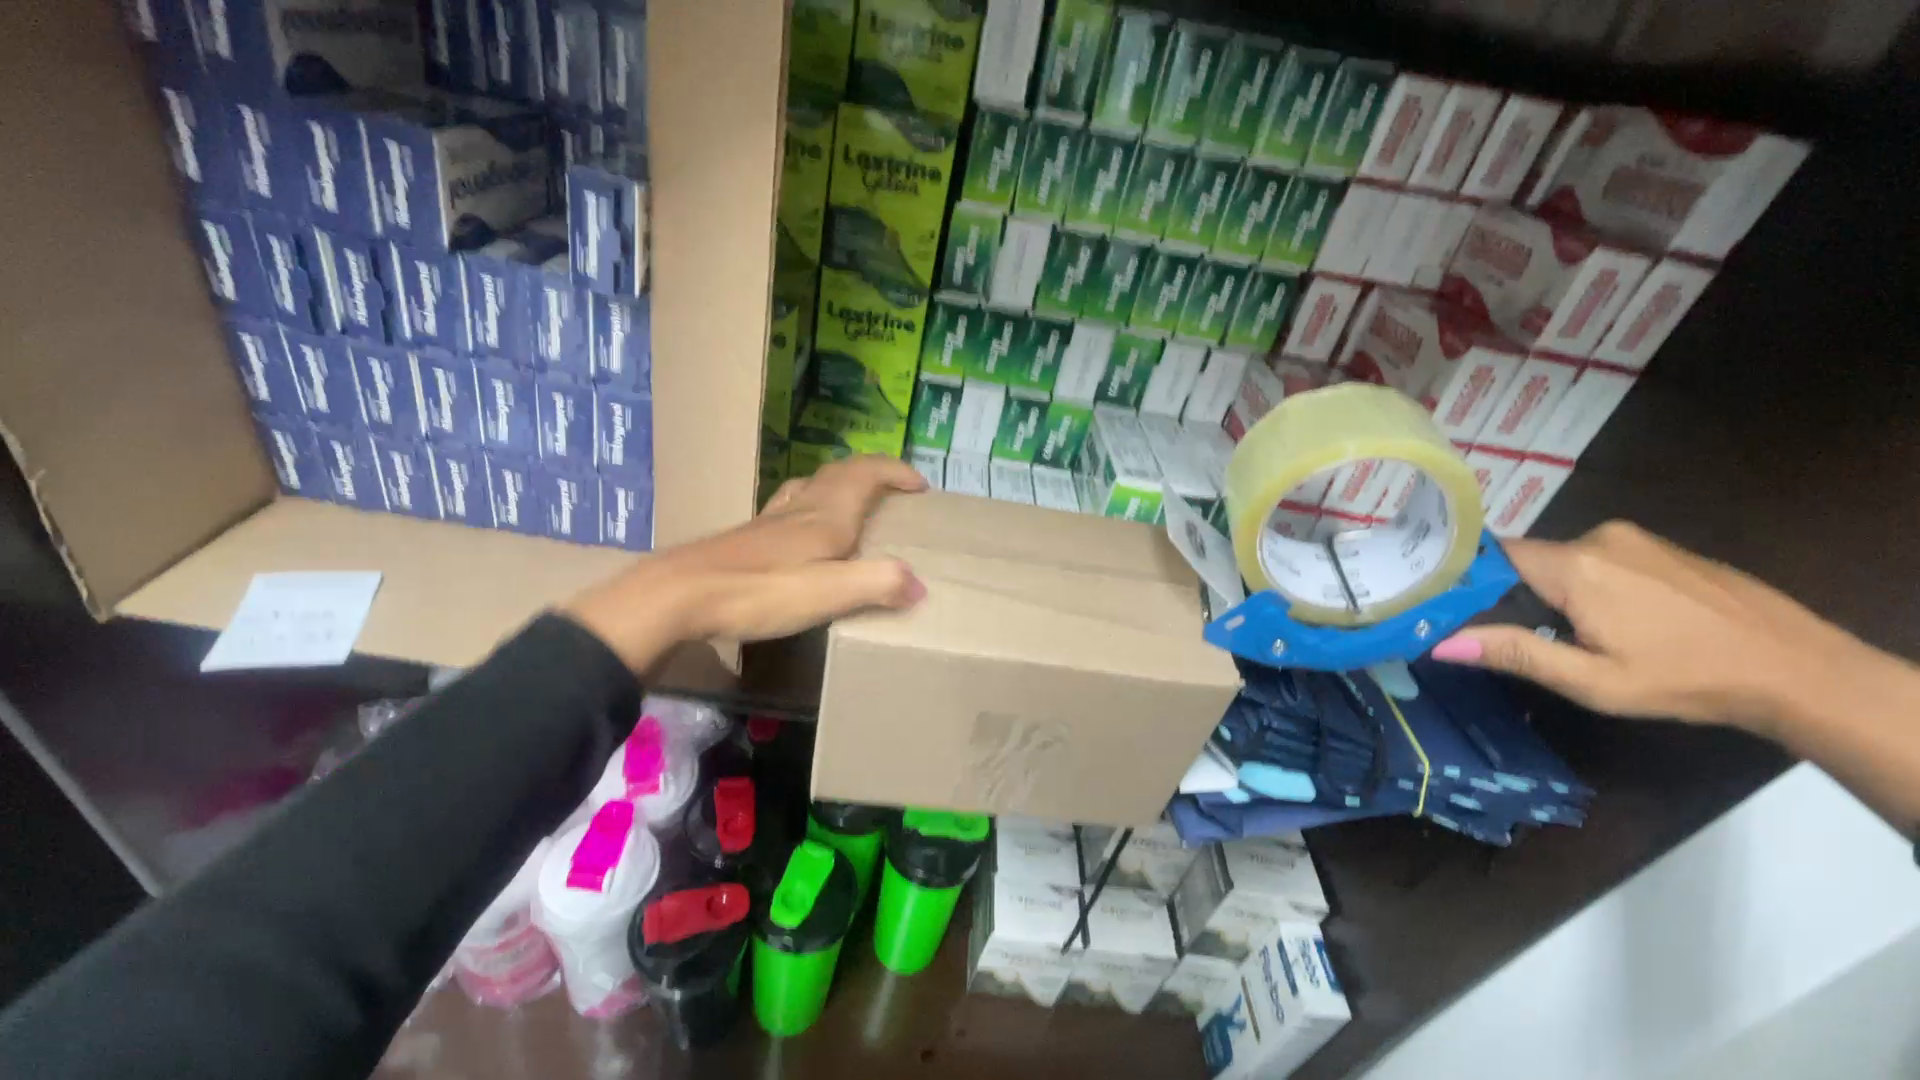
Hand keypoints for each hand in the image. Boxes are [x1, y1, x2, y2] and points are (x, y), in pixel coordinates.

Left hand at [562, 455, 928, 671]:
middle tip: (895, 493)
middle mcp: (801, 508)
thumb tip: (918, 583)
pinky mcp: (750, 539)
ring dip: (841, 488)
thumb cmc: (760, 590)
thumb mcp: (828, 593)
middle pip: (840, 474)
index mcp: (826, 515)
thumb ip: (878, 584)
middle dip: (873, 475)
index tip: (921, 485)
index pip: (867, 474)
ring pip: (813, 487)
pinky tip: (803, 534)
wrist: (681, 594)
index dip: (896, 472)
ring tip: (856, 509)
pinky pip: (793, 508)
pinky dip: (813, 508)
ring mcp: (771, 521)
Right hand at [1428, 521, 1878, 730]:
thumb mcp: (1593, 681)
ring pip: (1563, 561)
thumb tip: (1441, 644)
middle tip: (1509, 637)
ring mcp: (1633, 538)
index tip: (1445, 606)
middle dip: (1513, 594)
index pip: (1493, 555)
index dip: (1466, 579)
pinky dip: (1586, 586)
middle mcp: (1598, 538)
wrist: (1799, 668)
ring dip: (1552, 593)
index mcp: (1576, 566)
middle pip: (1527, 559)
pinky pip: (1598, 560)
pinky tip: (1611, 623)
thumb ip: (1516, 653)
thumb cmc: (1687, 679)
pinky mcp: (1660, 546)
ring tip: (1565, 636)